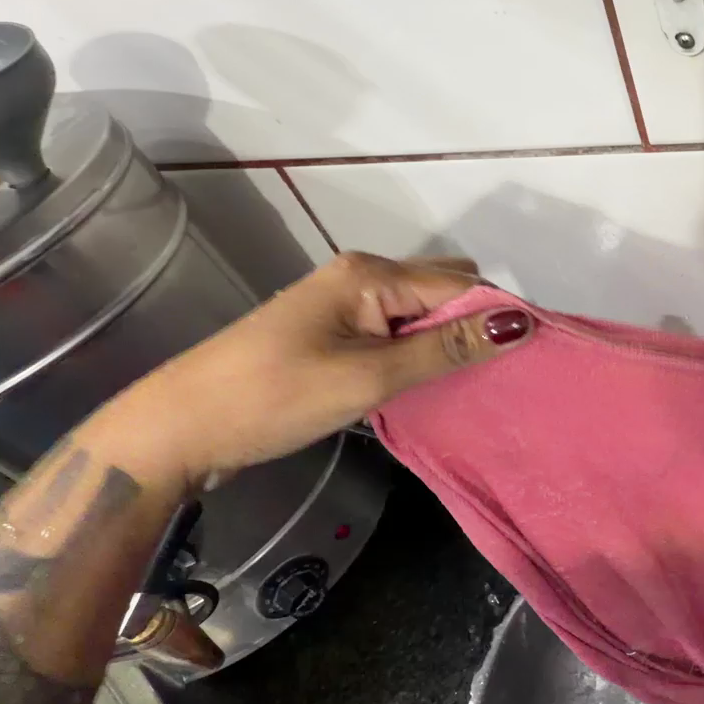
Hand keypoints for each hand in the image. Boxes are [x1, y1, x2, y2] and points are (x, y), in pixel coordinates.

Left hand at [92, 252, 533, 488]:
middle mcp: (362, 274)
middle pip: (446, 287)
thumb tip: (522, 322)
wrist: (176, 430)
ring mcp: (345, 300)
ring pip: (424, 307)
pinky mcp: (335, 327)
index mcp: (371, 274)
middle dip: (476, 322)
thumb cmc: (274, 399)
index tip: (526, 360)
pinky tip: (428, 377)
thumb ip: (448, 348)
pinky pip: (399, 324)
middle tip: (492, 373)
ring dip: (449, 336)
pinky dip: (422, 345)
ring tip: (466, 380)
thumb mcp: (371, 377)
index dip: (496, 318)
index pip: (461, 286)